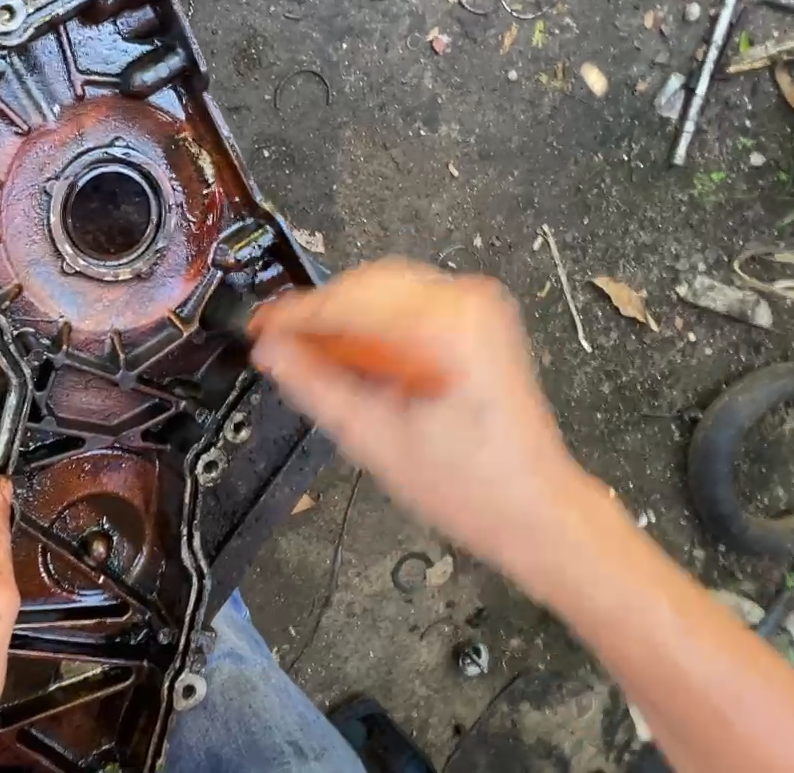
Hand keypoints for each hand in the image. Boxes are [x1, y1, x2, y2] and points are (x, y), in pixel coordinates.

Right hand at [249, 257, 588, 571]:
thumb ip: (314, 385)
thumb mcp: (373, 439)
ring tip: (310, 356)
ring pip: (377, 289)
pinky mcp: (470, 319)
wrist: (534, 509)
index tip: (259, 328)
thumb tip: (271, 350)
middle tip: (278, 345)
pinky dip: (366, 325)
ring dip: (339, 320)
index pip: (347, 301)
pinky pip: (399, 303)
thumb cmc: (473, 488)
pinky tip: (348, 354)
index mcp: (447, 328)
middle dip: (316, 316)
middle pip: (361, 285)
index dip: (293, 316)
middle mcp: (466, 303)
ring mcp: (473, 306)